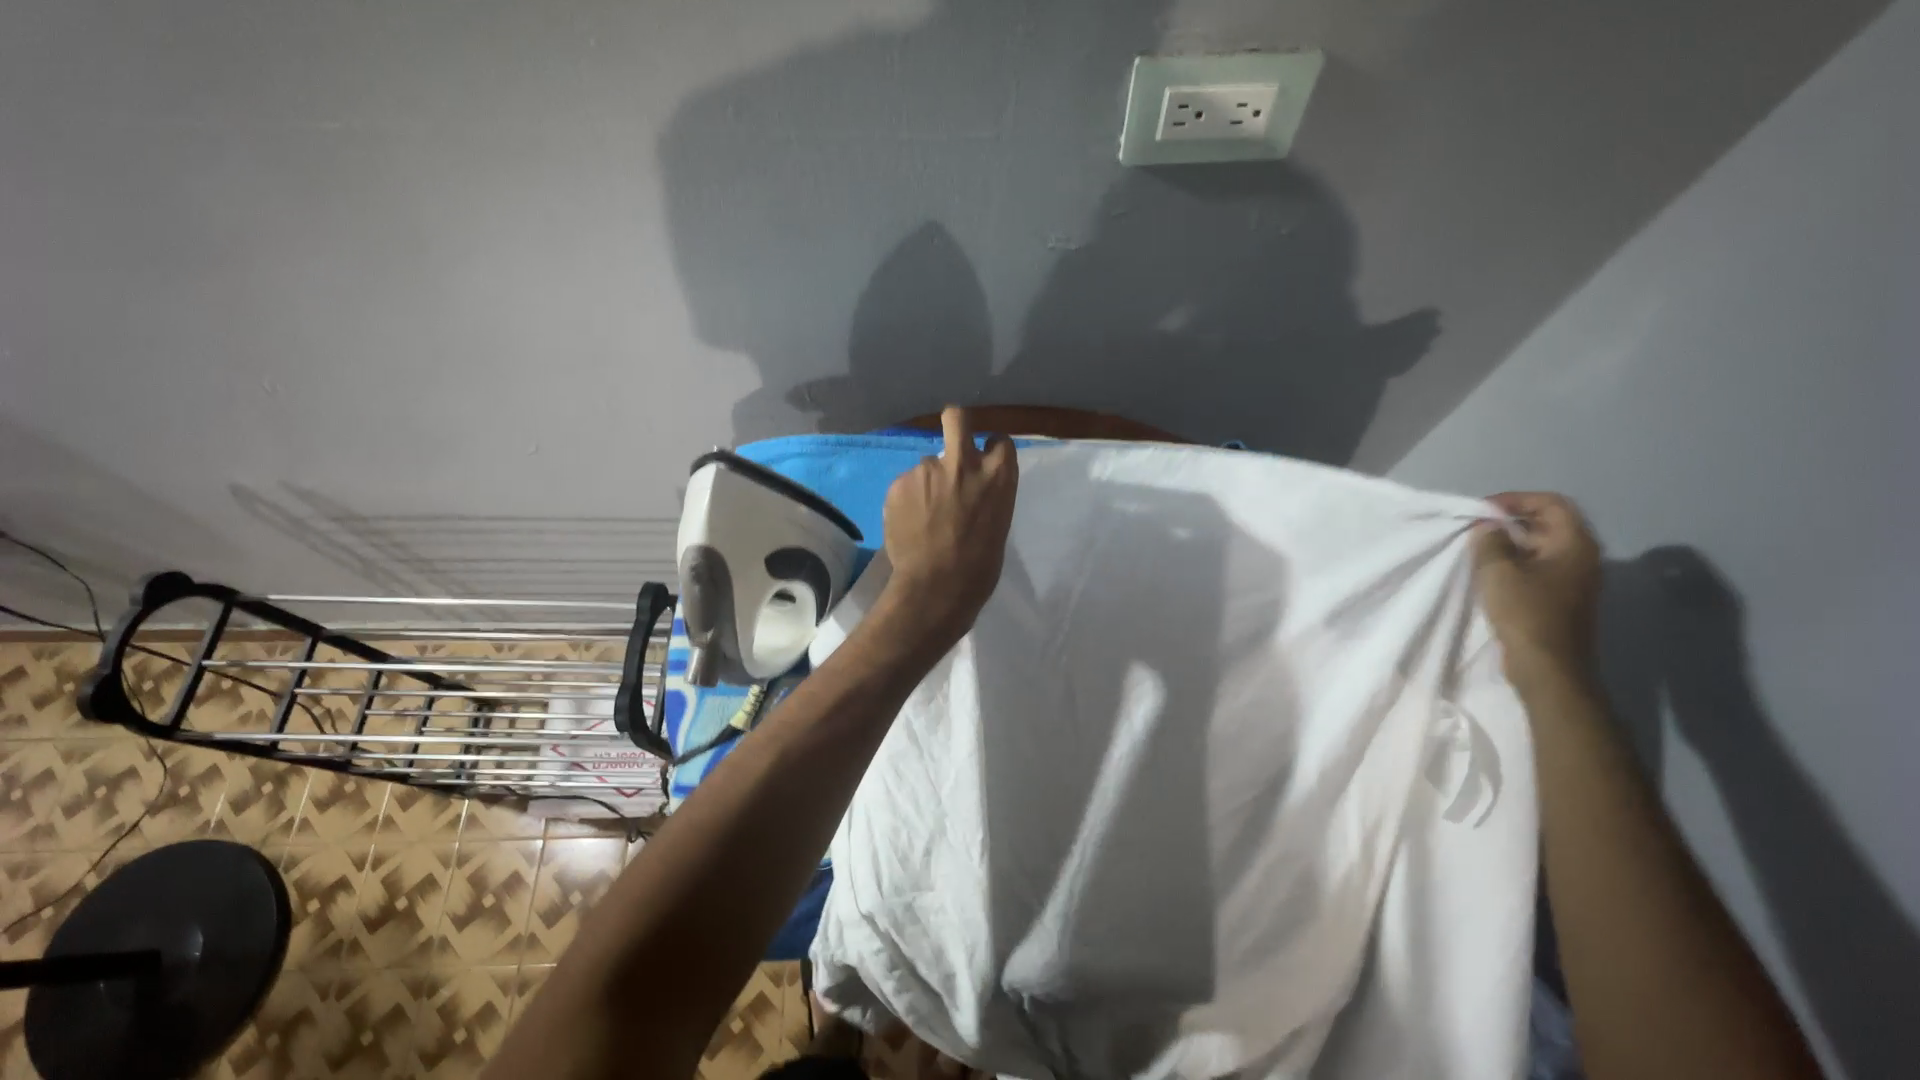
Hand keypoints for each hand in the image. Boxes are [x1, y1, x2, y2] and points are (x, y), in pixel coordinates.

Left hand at [877, 406, 1018, 649]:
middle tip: (951, 447)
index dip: (990, 450)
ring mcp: (927, 470)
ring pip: (926, 464)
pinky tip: (908, 525)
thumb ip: (984, 496)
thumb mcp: (997, 523)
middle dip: (955, 424)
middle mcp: (963, 462)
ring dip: (926, 482)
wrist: (936, 586)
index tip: (984, 462)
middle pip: (957, 417)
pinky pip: (905, 485)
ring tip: (923, 516)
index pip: (999, 440)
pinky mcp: (899, 483)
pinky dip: (906, 500)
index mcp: (998, 474)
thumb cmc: (979, 567)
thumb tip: (970, 493)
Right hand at [1473, 492, 1602, 689]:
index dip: (1516, 500)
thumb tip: (1488, 528)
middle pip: (1547, 524)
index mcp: (1575, 544)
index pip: (1550, 503)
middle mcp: (1582, 558)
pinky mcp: (1562, 600)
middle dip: (1510, 522)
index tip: (1483, 511)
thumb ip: (1490, 541)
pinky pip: (1539, 570)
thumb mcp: (1498, 571)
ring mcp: (1575, 581)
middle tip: (1477, 531)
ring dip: (1510, 546)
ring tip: (1478, 552)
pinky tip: (1491, 577)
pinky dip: (1515, 565)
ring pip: (1541, 549)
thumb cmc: (1526, 613)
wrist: (1549, 668)